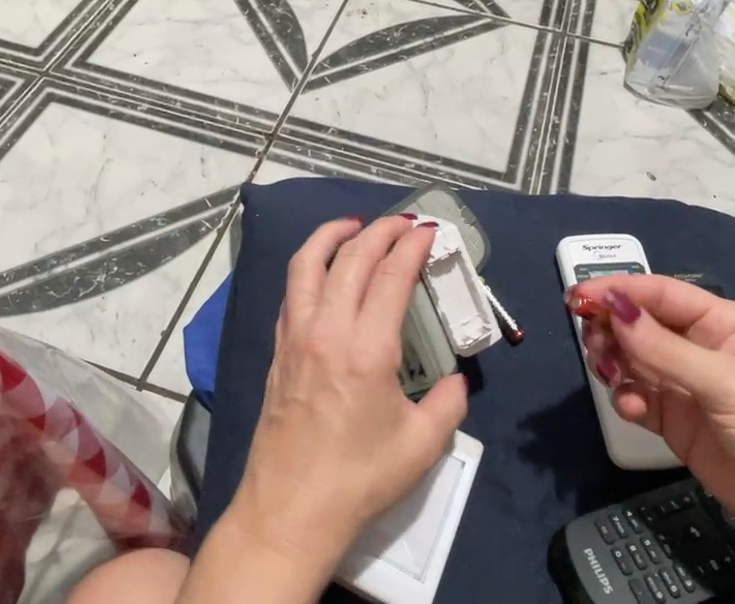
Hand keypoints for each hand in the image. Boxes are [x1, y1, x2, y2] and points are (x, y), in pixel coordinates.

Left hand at [232, 215, 468, 565]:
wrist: (288, 511)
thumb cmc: (358, 480)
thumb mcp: (421, 447)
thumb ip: (449, 404)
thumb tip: (457, 380)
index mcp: (366, 349)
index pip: (390, 276)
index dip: (411, 246)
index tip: (428, 230)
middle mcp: (327, 330)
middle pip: (351, 258)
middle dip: (380, 231)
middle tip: (403, 223)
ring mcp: (295, 337)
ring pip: (307, 264)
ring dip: (332, 236)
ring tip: (355, 226)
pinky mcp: (278, 350)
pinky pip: (292, 291)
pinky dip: (310, 267)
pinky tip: (323, 271)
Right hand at [570, 275, 734, 562]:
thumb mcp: (728, 383)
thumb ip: (664, 348)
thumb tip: (612, 306)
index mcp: (722, 323)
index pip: (660, 293)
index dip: (619, 291)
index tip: (578, 297)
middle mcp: (701, 348)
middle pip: (640, 324)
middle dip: (612, 328)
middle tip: (593, 344)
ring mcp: (688, 387)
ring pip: (633, 359)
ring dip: (614, 362)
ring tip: (610, 376)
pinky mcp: (679, 424)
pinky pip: (639, 398)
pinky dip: (626, 398)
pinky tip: (630, 408)